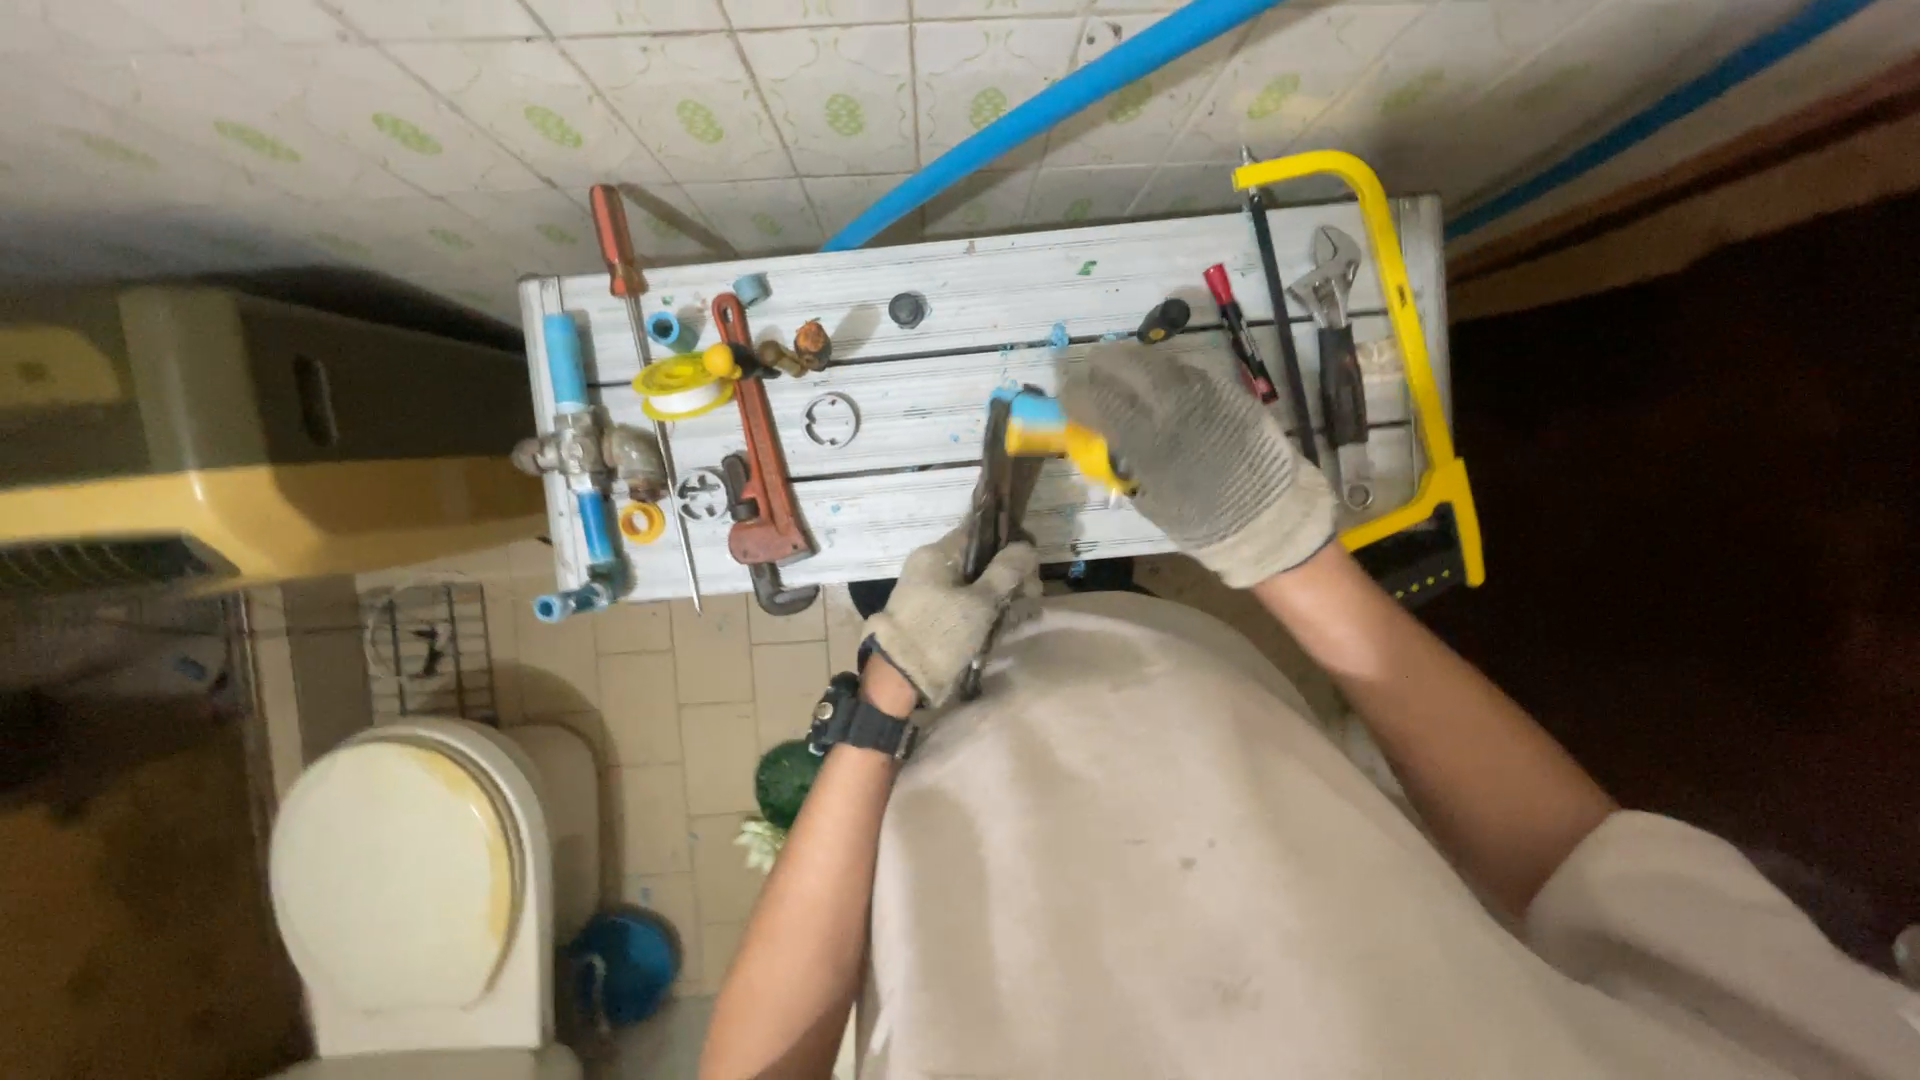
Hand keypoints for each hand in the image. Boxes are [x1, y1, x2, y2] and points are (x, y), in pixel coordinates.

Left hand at [863, 528, 1041, 706]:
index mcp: (935, 554)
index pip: (978, 533)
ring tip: (1024, 613)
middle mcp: (930, 567)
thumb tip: (1026, 547)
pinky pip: (964, 604)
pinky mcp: (932, 616)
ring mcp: (929, 592)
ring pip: (974, 585)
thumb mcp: (979, 603)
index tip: (1031, 564)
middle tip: (1032, 595)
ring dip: (1001, 596)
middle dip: (1009, 576)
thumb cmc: (940, 633)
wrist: (900, 677)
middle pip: (979, 561)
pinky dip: (985, 611)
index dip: (1008, 543)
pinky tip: (1006, 623)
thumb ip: (1006, 572)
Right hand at [1059, 340, 1334, 587]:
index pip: (1098, 402)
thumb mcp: (1148, 497)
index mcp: (1148, 441)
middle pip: (1128, 365)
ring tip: (1126, 373)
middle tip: (1095, 371)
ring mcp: (1206, 393)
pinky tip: (1162, 385)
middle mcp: (1174, 408)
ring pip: (1160, 361)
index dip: (1075, 395)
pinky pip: (1189, 370)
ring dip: (1136, 363)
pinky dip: (1168, 373)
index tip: (1067, 396)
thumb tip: (1100, 436)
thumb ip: (1121, 461)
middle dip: (1105, 365)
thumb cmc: (1199, 520)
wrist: (1267, 517)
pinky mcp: (1230, 390)